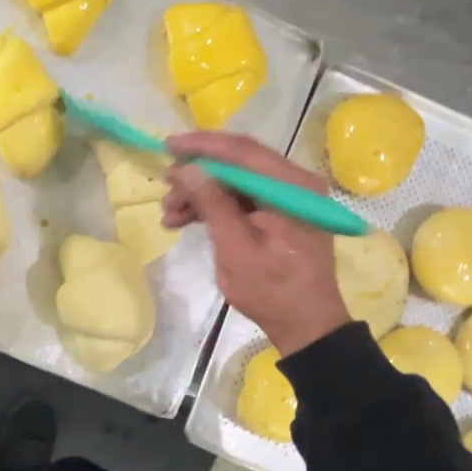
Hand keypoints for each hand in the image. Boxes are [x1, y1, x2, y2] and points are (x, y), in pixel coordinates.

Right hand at [163, 132, 350, 359]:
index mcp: (291, 186)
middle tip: (165, 191)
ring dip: (201, 194)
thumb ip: (212, 203)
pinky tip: (186, 220)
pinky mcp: (280, 213)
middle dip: (196, 175)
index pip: (241, 150)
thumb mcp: (235, 248)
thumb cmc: (272, 290)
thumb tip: (186, 168)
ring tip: (170, 214)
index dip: (201, 146)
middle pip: (238, 163)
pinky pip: (242, 199)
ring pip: (236, 182)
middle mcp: (294, 183)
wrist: (306, 324)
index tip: (165, 147)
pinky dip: (214, 207)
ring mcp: (288, 198)